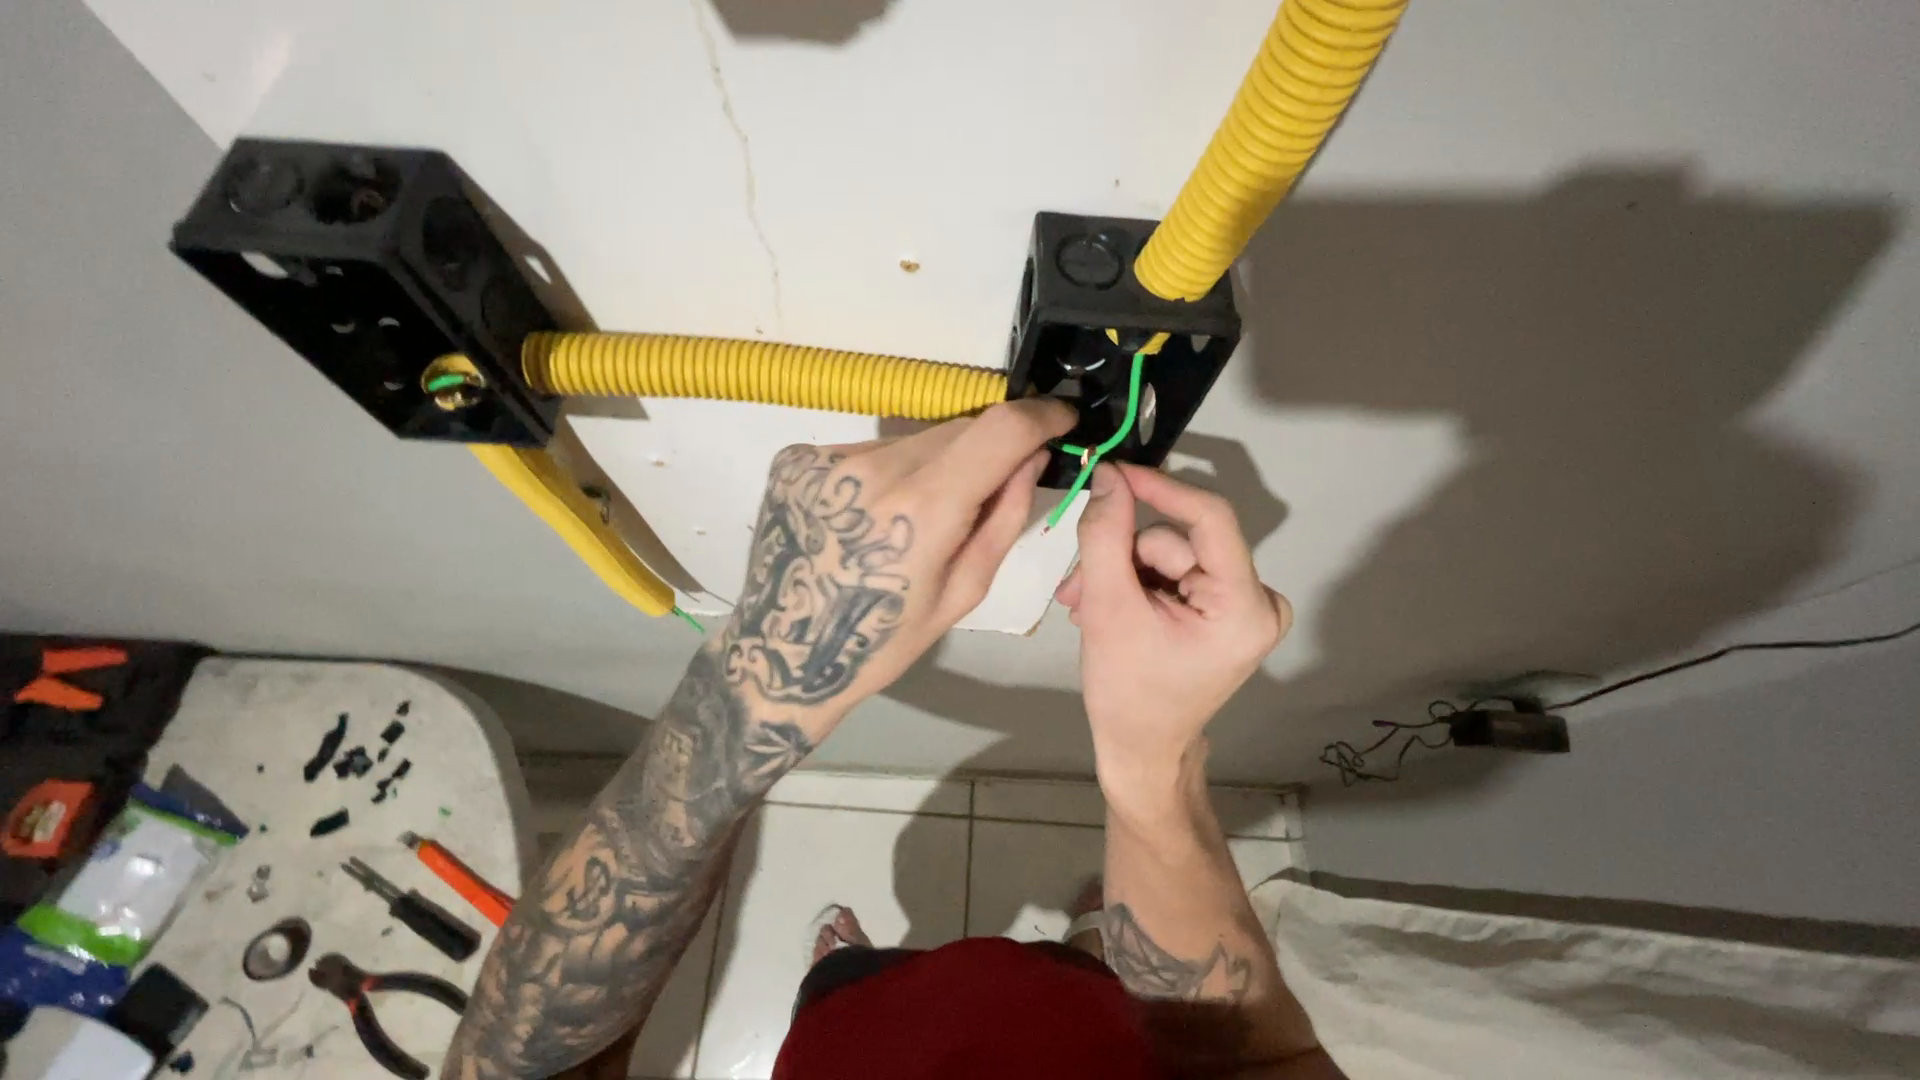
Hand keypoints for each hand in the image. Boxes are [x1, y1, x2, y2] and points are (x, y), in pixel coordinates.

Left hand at [724, 399, 1075, 734]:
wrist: (782, 653)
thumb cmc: (883, 639)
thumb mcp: (963, 591)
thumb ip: (1004, 516)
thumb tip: (1033, 456)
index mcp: (921, 509)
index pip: (1000, 428)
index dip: (1040, 415)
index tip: (1060, 417)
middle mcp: (872, 467)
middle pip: (957, 430)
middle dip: (985, 451)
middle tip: (981, 496)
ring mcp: (828, 459)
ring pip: (913, 438)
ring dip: (932, 463)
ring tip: (912, 520)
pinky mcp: (797, 458)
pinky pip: (870, 449)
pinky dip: (887, 472)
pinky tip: (872, 517)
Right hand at [1055, 463, 1291, 795]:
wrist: (1141, 750)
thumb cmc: (1127, 693)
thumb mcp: (1107, 610)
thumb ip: (1105, 536)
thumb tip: (1107, 475)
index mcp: (1245, 607)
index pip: (1210, 519)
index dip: (1160, 488)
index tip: (1113, 471)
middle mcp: (1259, 600)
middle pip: (1178, 541)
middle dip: (1120, 557)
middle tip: (1077, 586)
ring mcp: (1244, 605)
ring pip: (1168, 553)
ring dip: (1118, 572)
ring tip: (1084, 605)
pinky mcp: (1226, 609)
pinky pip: (1174, 571)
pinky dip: (1134, 583)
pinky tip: (1106, 607)